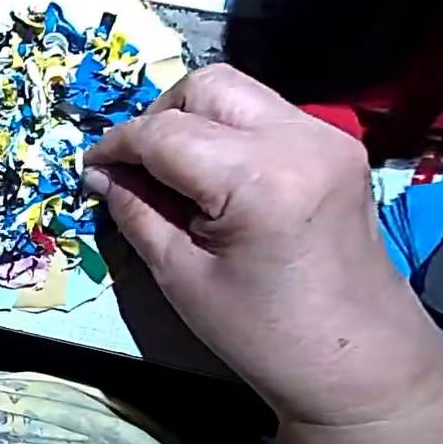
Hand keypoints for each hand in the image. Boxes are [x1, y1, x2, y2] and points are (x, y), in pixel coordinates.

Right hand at [85, 64, 442, 425]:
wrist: (355, 356)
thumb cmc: (254, 325)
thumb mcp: (175, 270)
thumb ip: (135, 210)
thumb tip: (100, 174)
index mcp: (257, 178)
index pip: (162, 131)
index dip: (113, 146)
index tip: (87, 170)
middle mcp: (300, 140)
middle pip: (205, 87)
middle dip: (152, 118)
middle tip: (129, 166)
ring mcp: (326, 139)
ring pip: (234, 93)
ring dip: (185, 121)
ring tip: (161, 171)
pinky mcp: (333, 148)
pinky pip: (258, 114)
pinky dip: (216, 131)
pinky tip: (200, 175)